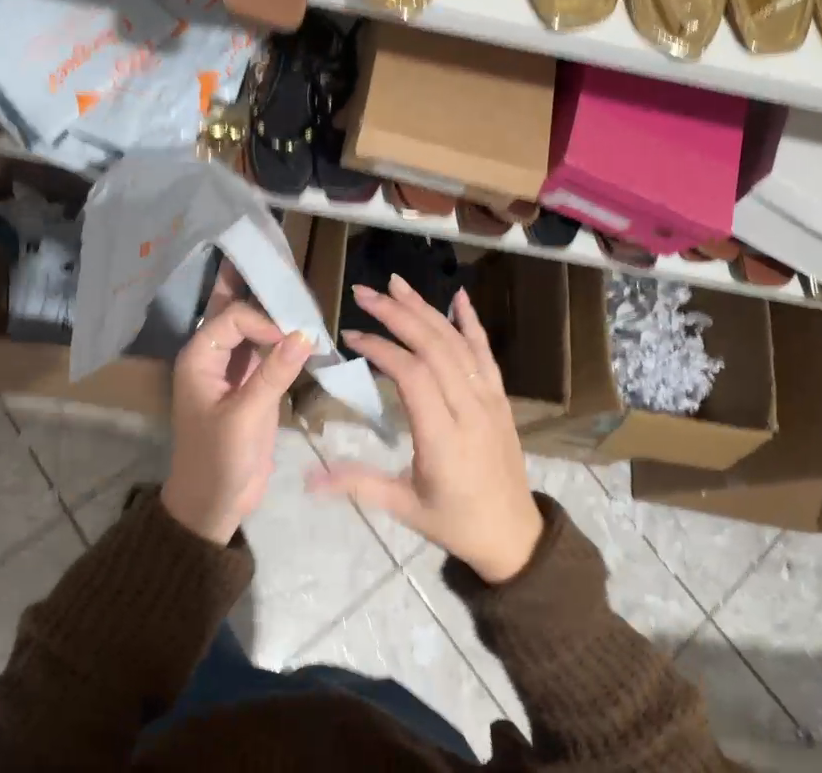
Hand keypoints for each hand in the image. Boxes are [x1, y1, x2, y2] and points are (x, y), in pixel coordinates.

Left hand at [163, 267, 314, 544]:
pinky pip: (266, 351)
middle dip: (256, 289)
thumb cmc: (218, 460)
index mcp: (198, 357)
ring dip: (273, 312)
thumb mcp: (245, 417)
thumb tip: (305, 334)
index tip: (294, 335)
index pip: (233, 317)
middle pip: (234, 310)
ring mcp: (233, 370)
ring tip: (299, 289)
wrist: (213, 504)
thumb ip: (274, 373)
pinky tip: (302, 325)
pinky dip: (282, 339)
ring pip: (252, 328)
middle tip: (285, 263)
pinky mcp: (251, 385)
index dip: (263, 319)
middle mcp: (213, 356)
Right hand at [308, 276, 542, 583]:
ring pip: (458, 344)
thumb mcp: (402, 507)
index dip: (381, 350)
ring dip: (426, 310)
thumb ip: (357, 485)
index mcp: (443, 437)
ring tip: (396, 284)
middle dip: (397, 315)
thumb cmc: (454, 522)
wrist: (514, 535)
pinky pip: (487, 353)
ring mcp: (490, 401)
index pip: (413, 375)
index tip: (351, 337)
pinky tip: (458, 297)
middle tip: (363, 293)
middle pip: (435, 348)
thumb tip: (307, 480)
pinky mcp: (500, 399)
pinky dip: (472, 322)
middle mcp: (470, 410)